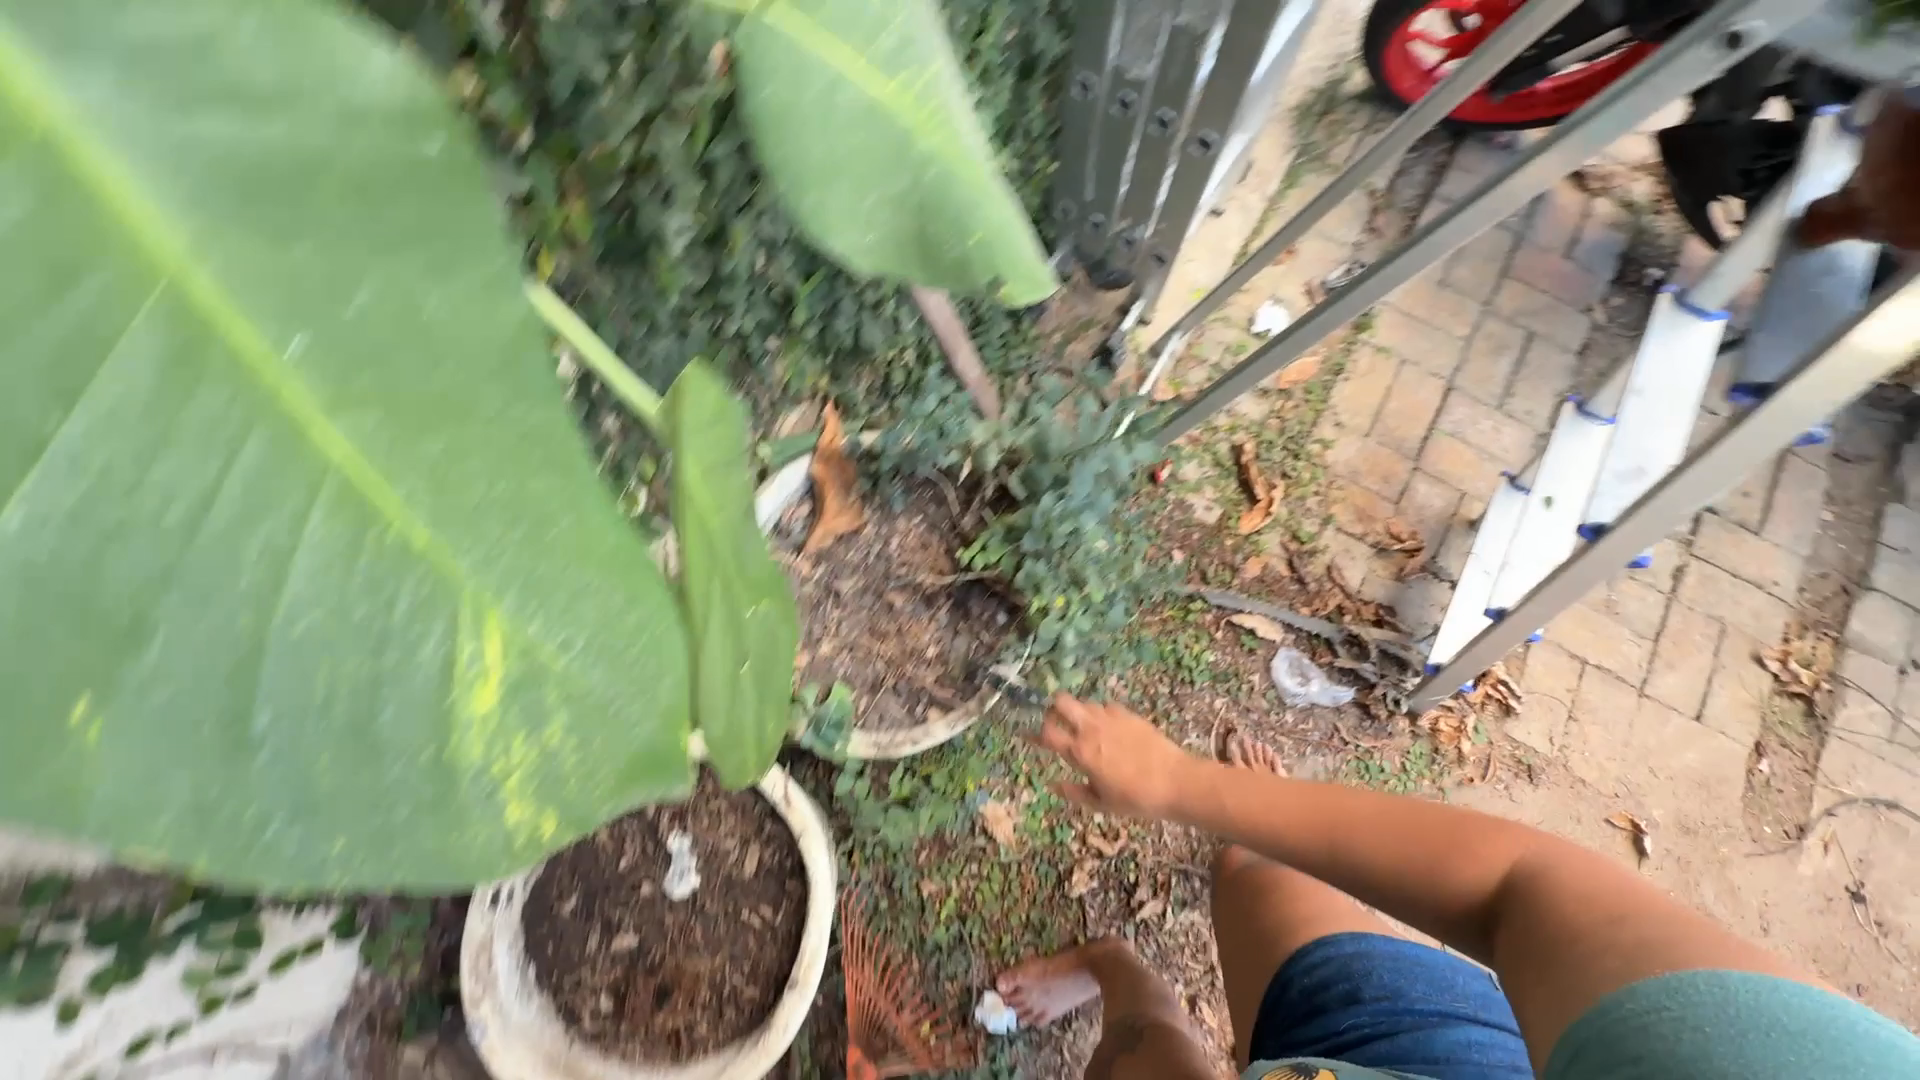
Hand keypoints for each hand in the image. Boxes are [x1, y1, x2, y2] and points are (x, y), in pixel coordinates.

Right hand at [1031, 694, 1195, 818]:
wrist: (1175, 781)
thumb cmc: (1136, 798)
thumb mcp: (1101, 803)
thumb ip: (1074, 793)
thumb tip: (1052, 785)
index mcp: (1080, 752)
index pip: (1047, 733)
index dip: (1033, 733)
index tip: (1026, 735)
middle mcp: (1091, 729)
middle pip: (1062, 702)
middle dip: (1053, 708)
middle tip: (1056, 722)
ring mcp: (1111, 718)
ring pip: (1085, 702)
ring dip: (1079, 712)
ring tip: (1084, 727)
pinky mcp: (1129, 714)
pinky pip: (1107, 706)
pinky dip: (1101, 714)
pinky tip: (1108, 727)